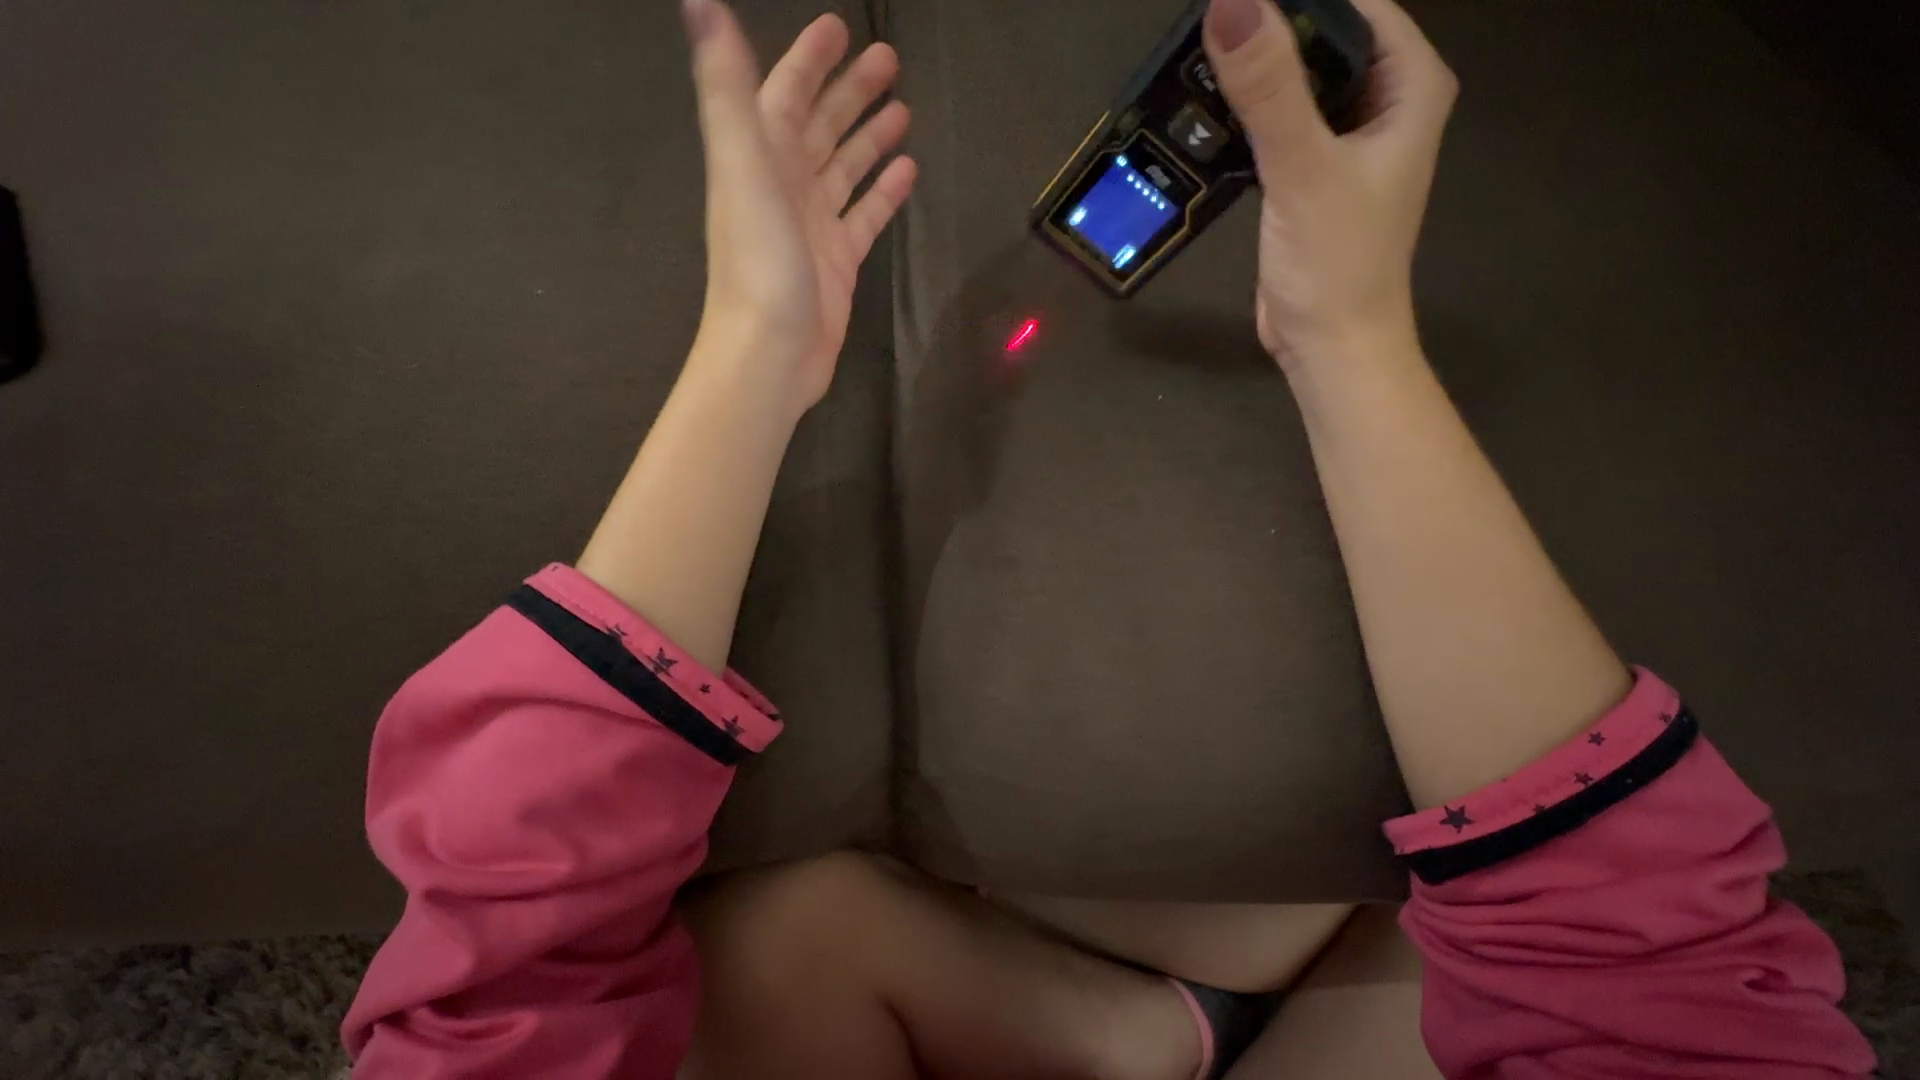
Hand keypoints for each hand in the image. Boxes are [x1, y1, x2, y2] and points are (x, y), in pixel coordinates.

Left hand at [682, 0, 916, 413]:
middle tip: (890, 61)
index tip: (839, 29)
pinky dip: (883, 193)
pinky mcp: (838, 261)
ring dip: (869, 137)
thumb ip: (726, 89)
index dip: (809, 60)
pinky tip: (907, 172)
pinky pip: (864, 216)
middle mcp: (785, 185)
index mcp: (759, 158)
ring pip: (845, 168)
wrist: (770, 353)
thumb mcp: (741, 168)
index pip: (785, 94)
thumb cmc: (759, 264)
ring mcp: (813, 225)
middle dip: (850, 91)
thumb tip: (699, 3)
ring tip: (904, 110)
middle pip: (820, 126)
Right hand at [1202, 0, 1455, 371]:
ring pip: (1295, 82)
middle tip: (1203, 40)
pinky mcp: (1310, 173)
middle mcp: (1384, 103)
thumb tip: (1230, 3)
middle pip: (1321, 40)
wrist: (1329, 345)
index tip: (1231, 9)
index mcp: (1409, 86)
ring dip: (1251, 79)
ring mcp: (1345, 140)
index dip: (1294, 4)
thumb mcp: (1303, 168)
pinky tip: (1208, 119)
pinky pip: (1278, 123)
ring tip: (1196, 72)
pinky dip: (1246, 119)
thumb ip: (1269, 88)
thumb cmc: (1336, 263)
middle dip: (1265, 38)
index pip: (1354, 7)